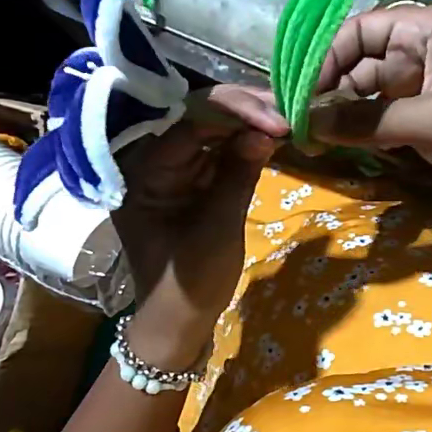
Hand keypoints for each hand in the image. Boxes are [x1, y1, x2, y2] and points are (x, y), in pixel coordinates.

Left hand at [112, 84, 283, 368]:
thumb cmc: (188, 282)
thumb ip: (238, 175)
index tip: (277, 117)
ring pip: (211, 131)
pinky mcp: (191, 182)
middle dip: (244, 111)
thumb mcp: (217, 228)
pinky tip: (271, 135)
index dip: (234, 111)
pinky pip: (218, 152)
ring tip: (287, 116)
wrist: (177, 322)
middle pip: (198, 118)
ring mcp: (172, 171)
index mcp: (143, 171)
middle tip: (289, 108)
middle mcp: (152, 162)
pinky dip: (245, 144)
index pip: (188, 121)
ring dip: (248, 123)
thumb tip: (267, 131)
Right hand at [311, 6, 431, 212]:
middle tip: (299, 126)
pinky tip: (338, 146)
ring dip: (341, 114)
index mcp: (431, 30)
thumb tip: (310, 124)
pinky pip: (383, 119)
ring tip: (312, 141)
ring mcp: (426, 89)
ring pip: (368, 93)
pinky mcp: (429, 121)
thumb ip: (370, 120)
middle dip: (328, 89)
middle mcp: (424, 52)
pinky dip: (361, 130)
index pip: (361, 30)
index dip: (325, 57)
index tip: (299, 94)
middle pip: (360, 62)